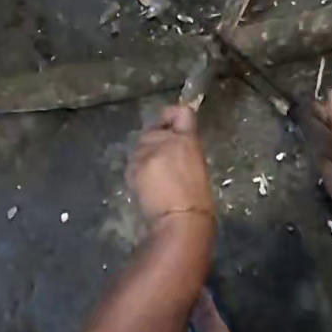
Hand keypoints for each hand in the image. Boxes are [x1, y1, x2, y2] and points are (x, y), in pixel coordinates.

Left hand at [127, 105, 213, 228]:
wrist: (180, 219)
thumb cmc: (197, 198)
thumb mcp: (197, 163)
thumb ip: (186, 143)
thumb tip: (177, 134)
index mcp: (188, 139)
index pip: (180, 112)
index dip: (173, 116)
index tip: (172, 124)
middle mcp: (165, 139)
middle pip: (155, 128)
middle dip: (156, 138)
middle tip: (163, 157)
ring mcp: (147, 152)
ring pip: (141, 143)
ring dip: (146, 152)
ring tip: (155, 172)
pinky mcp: (134, 166)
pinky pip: (134, 160)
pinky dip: (139, 166)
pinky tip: (147, 181)